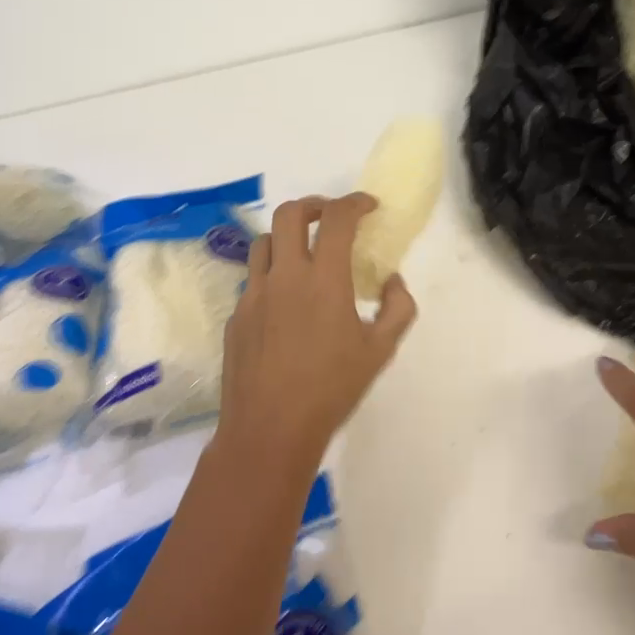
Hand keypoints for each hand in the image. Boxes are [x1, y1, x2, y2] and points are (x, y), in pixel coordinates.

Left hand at [217, 193, 417, 463]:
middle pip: (289, 214)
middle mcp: (284, 277)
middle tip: (332, 217)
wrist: (269, 430)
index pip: (337, 219)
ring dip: (288, 237)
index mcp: (324, 280)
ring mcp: (253, 295)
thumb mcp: (381, 351)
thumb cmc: (332, 390)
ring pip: (264, 242)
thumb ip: (398, 308)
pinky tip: (287, 303)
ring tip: (305, 254)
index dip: (355, 203)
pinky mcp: (236, 317)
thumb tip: (392, 281)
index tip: (368, 207)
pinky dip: (273, 275)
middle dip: (314, 205)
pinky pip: (253, 280)